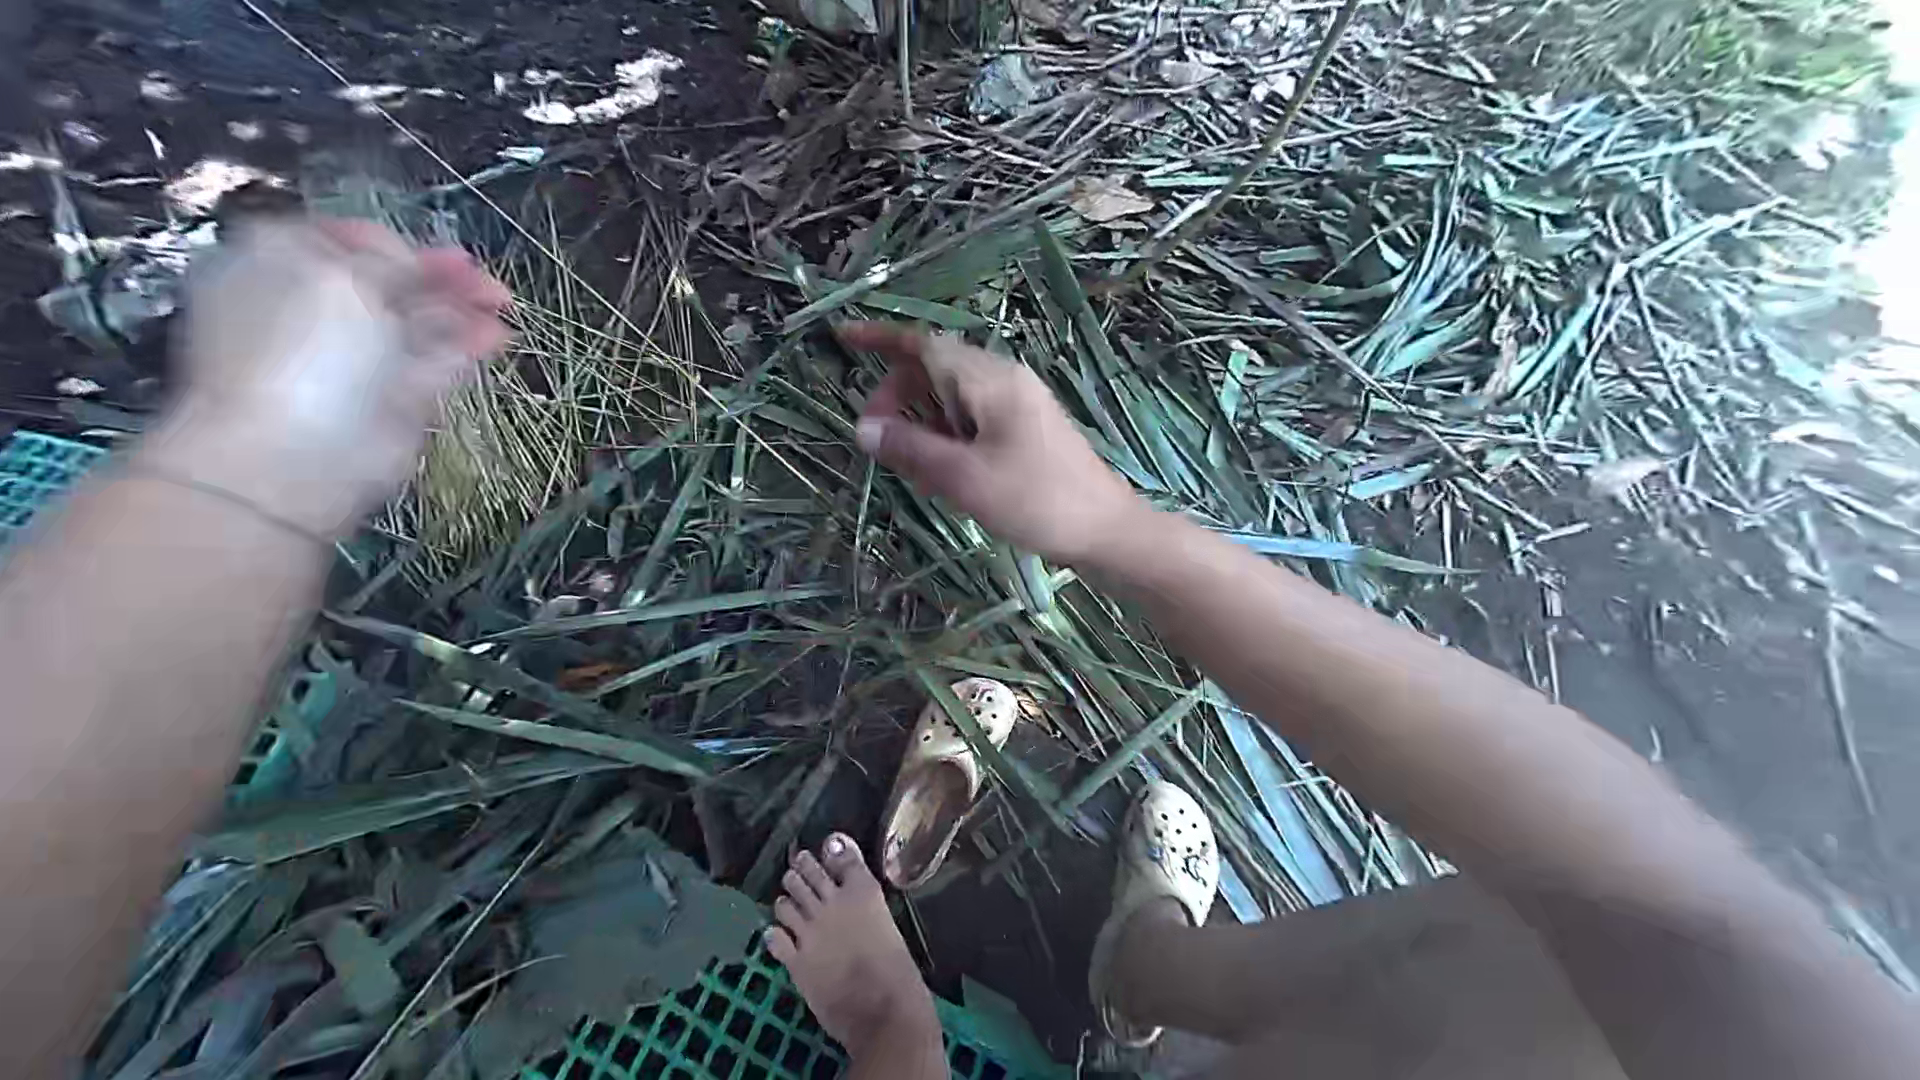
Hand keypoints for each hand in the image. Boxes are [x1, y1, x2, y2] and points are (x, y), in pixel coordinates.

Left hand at [143, 218, 509, 537]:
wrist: (303, 451)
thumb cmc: (305, 350)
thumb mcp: (338, 281)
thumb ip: (385, 263)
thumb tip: (415, 265)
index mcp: (284, 267)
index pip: (343, 239)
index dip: (395, 242)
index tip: (439, 252)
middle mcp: (323, 307)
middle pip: (394, 281)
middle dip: (443, 277)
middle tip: (488, 280)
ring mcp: (366, 354)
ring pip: (424, 320)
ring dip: (465, 309)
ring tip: (505, 306)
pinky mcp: (402, 392)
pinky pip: (441, 359)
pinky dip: (469, 345)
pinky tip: (497, 337)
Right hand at [841, 322, 1144, 564]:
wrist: (1104, 530)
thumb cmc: (1035, 502)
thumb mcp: (964, 478)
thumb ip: (911, 449)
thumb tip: (864, 428)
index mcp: (991, 381)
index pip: (925, 345)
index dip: (881, 339)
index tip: (843, 340)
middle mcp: (1005, 380)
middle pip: (936, 370)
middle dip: (898, 397)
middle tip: (877, 441)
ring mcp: (1018, 404)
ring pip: (953, 397)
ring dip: (923, 423)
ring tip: (911, 468)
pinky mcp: (1025, 429)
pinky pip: (974, 419)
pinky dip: (948, 436)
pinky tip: (943, 473)